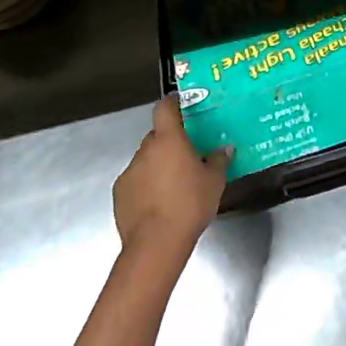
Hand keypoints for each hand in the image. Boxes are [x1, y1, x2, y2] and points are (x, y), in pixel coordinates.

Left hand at [113, 96, 231, 256]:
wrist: (156, 242)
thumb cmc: (190, 205)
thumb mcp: (214, 182)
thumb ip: (219, 161)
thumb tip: (225, 148)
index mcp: (169, 140)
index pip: (165, 108)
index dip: (172, 103)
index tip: (180, 104)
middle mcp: (146, 149)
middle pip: (157, 137)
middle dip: (169, 144)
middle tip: (186, 158)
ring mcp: (130, 170)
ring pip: (146, 160)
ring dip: (157, 166)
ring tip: (173, 187)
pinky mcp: (119, 191)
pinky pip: (135, 180)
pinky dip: (145, 186)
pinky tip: (157, 204)